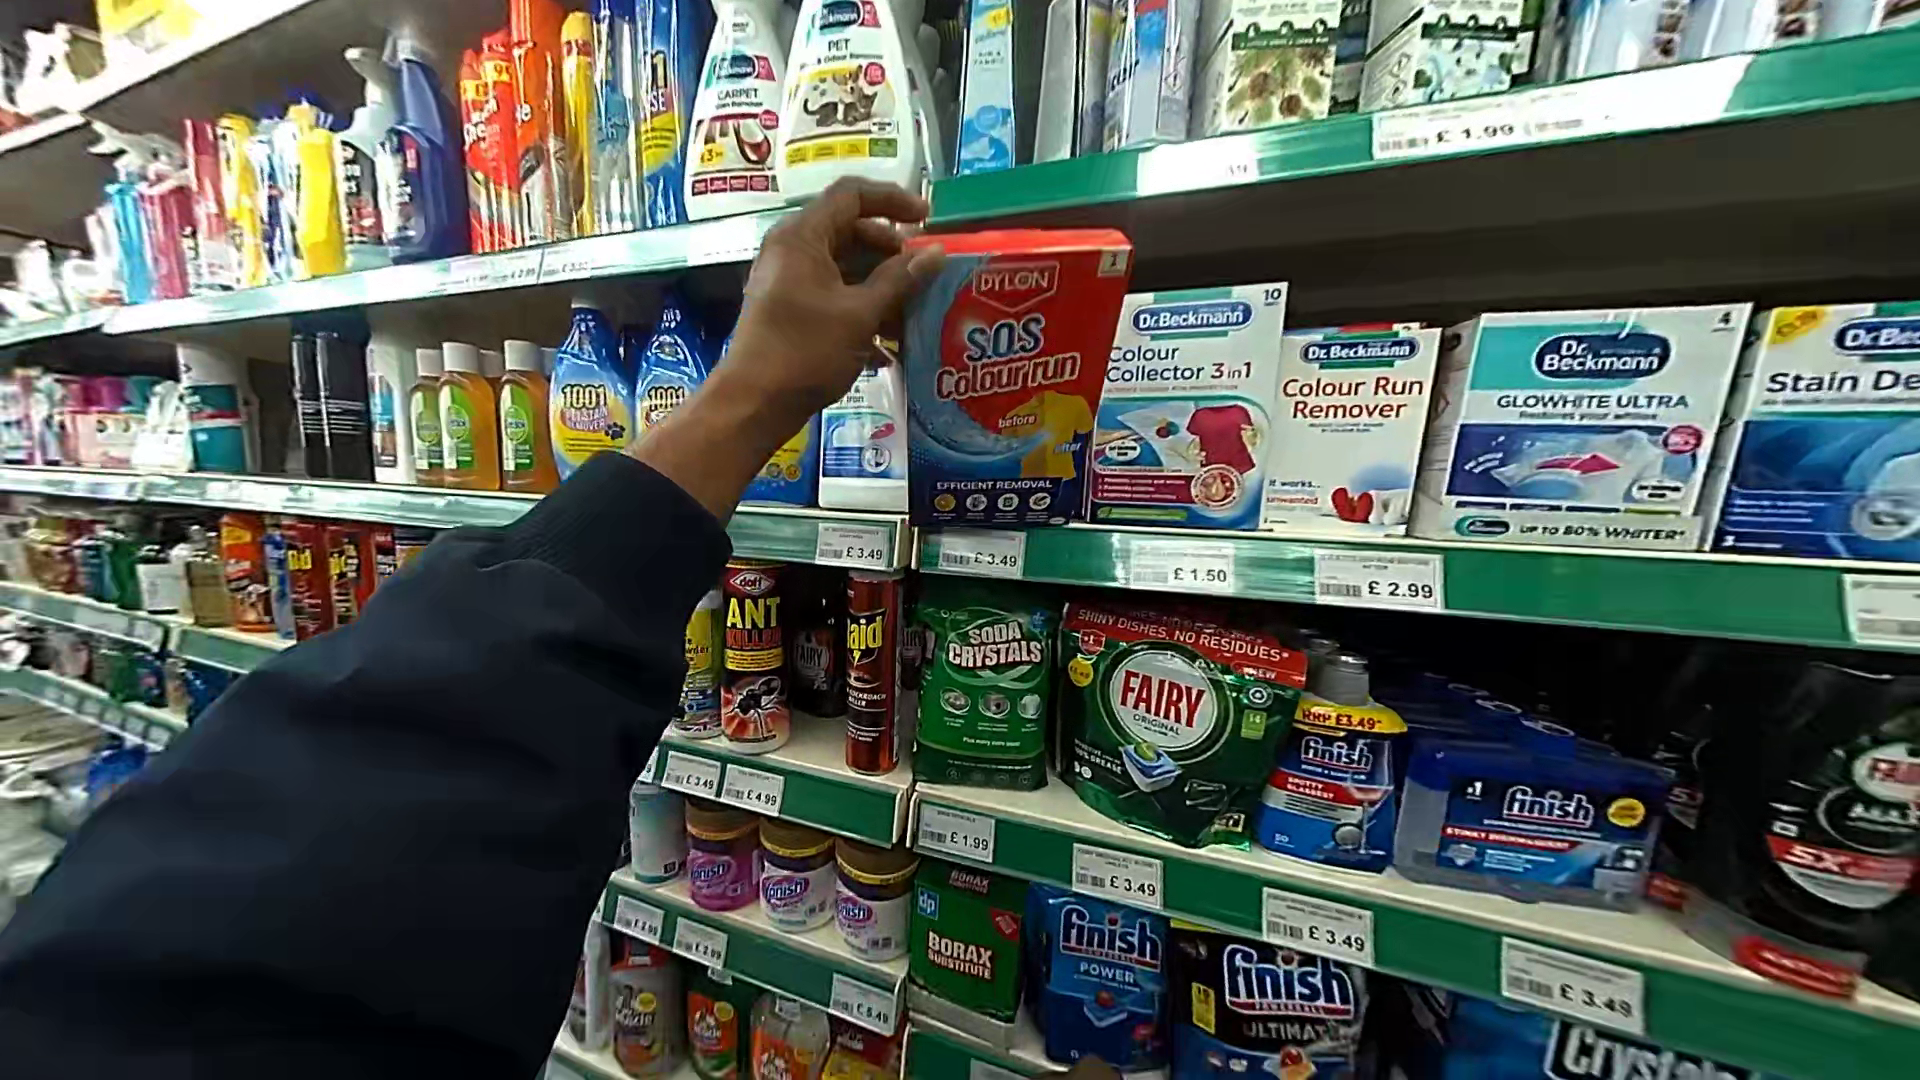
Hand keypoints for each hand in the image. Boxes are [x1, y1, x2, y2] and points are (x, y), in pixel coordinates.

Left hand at [716, 178, 944, 437]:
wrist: (756, 402)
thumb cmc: (806, 352)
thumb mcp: (860, 315)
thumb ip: (900, 280)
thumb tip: (936, 252)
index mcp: (803, 236)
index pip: (852, 195)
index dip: (893, 199)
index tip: (927, 218)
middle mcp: (793, 251)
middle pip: (850, 234)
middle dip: (891, 256)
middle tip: (921, 277)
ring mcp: (790, 282)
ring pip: (845, 272)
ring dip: (881, 292)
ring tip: (910, 320)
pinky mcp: (792, 313)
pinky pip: (834, 299)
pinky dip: (861, 316)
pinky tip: (885, 351)